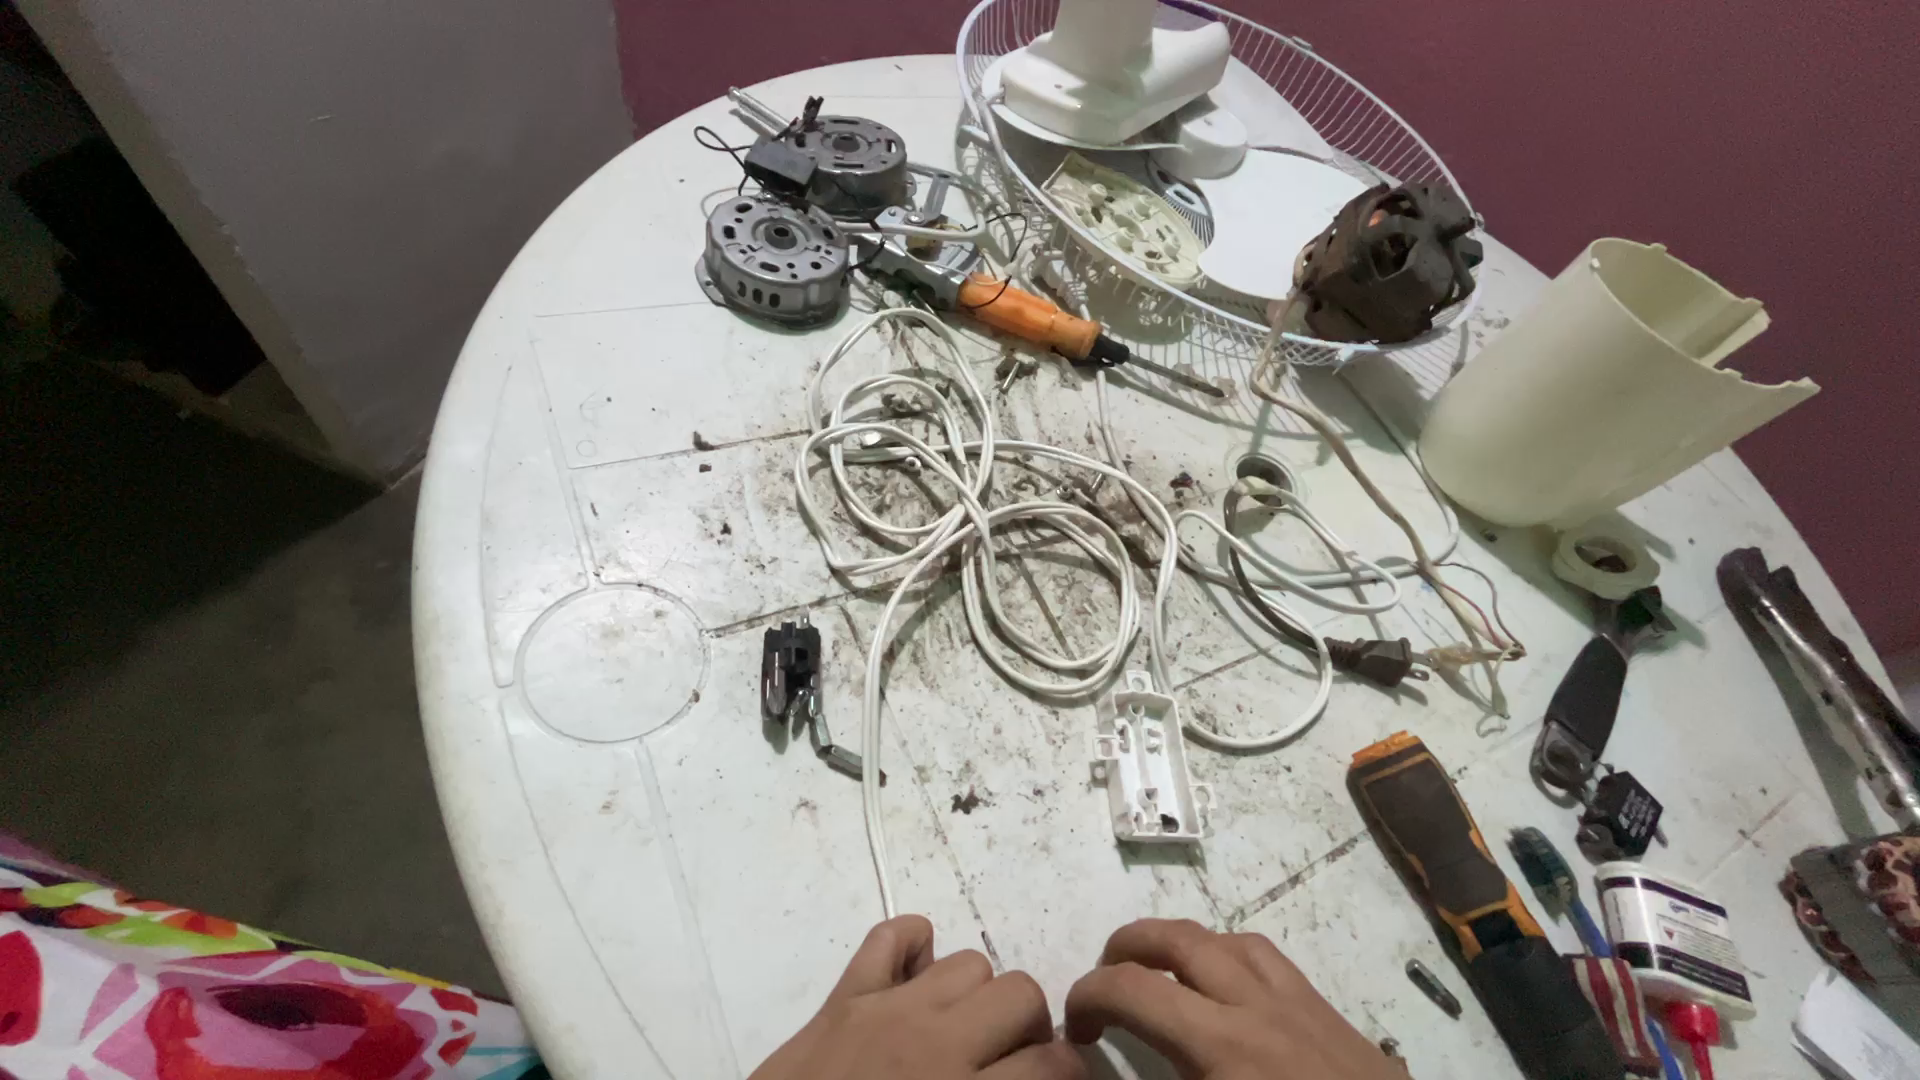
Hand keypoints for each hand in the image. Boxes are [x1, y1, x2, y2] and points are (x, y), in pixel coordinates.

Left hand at [751, 915, 1085, 1079]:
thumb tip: (1029, 1079)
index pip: (1052, 1064)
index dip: (1071, 1072)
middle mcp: (936, 1042)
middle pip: (1020, 993)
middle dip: (1030, 1027)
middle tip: (1012, 1060)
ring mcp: (888, 1008)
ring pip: (968, 962)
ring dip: (977, 996)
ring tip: (963, 1028)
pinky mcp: (846, 996)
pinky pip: (889, 936)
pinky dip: (911, 945)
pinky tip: (914, 978)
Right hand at [1065, 919, 1405, 1079]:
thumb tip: (1099, 1079)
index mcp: (1226, 1051)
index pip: (1135, 991)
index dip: (1088, 997)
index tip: (1074, 1026)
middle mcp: (1257, 1008)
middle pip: (1175, 941)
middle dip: (1123, 948)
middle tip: (1102, 981)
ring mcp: (1298, 1004)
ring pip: (1221, 938)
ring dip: (1174, 945)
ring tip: (1154, 973)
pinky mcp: (1329, 1013)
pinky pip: (1264, 955)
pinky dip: (1225, 954)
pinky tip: (1222, 982)